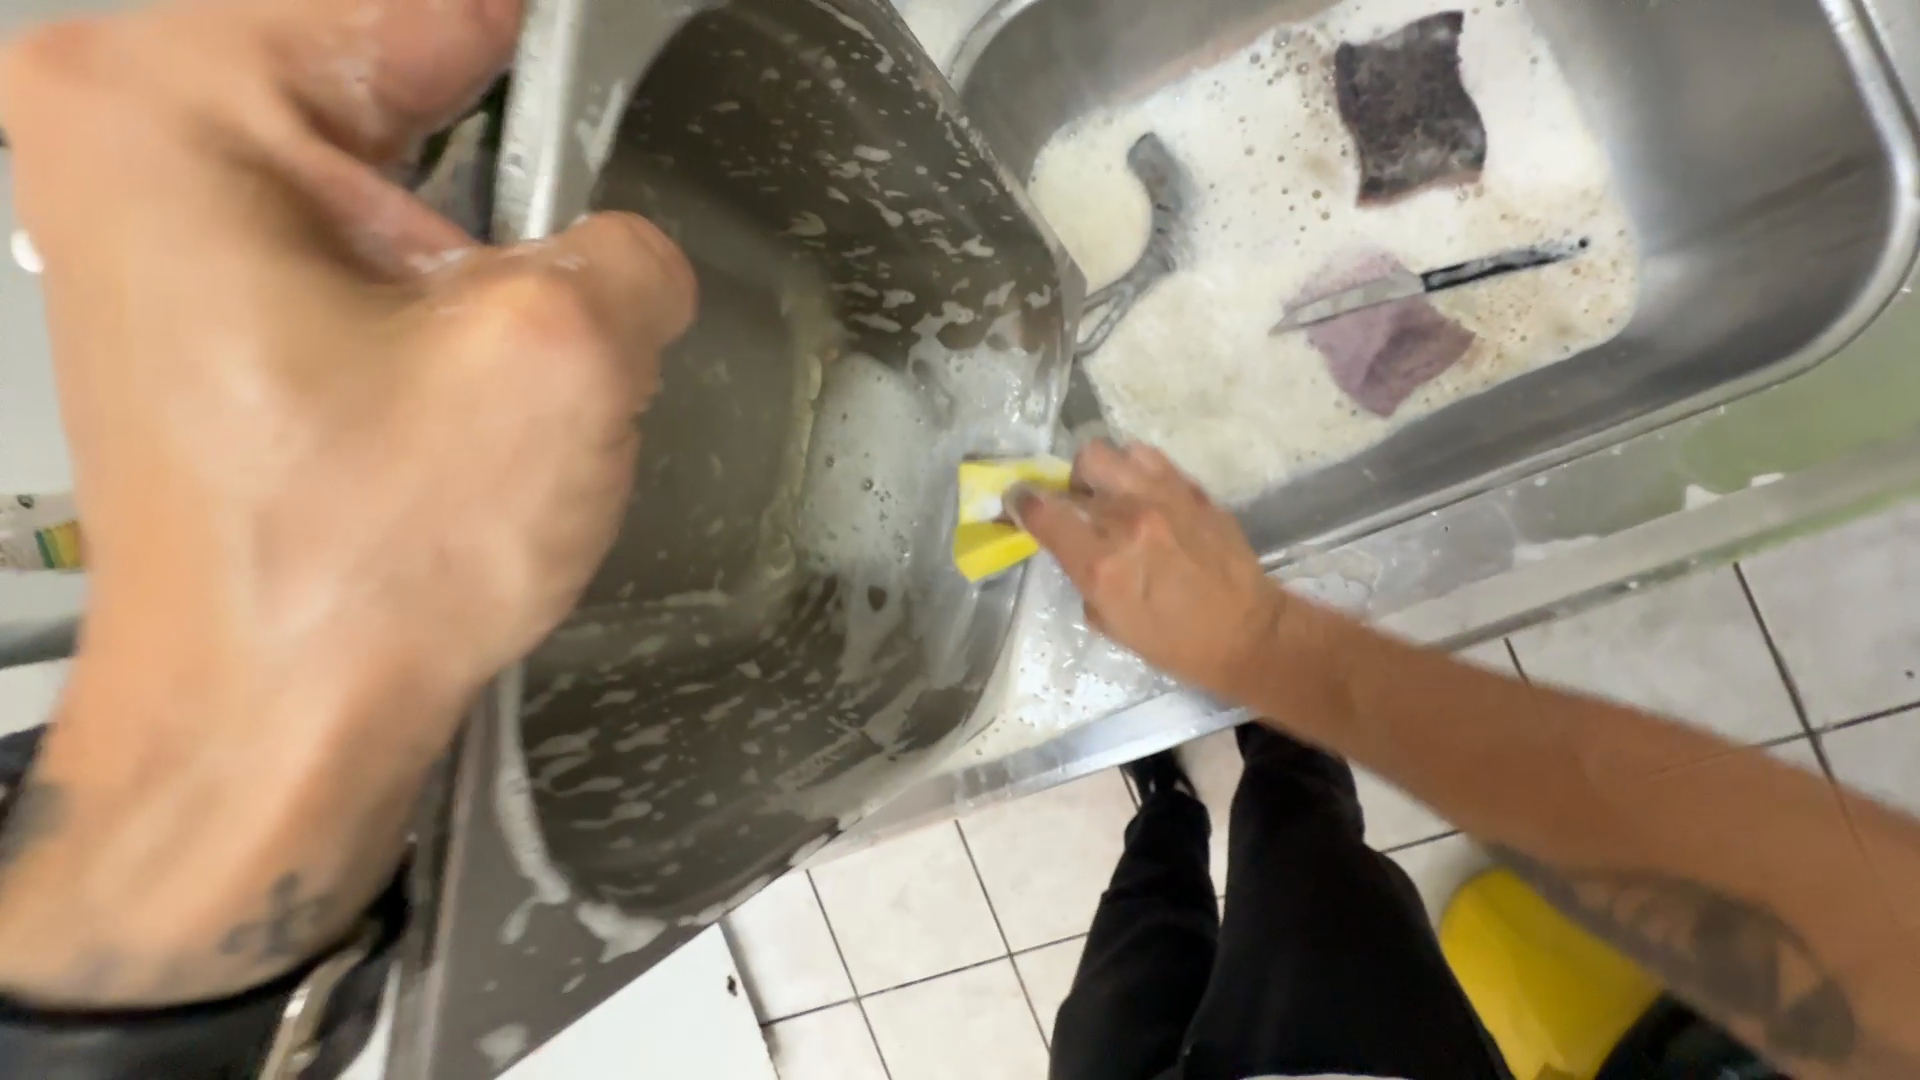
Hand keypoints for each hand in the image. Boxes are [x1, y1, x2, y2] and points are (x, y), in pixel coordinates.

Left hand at [0, 0, 693, 1005]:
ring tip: (544, 377)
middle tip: (594, 302)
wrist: (282, 722)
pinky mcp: (245, 330)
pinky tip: (504, 405)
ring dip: (521, 282)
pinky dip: (482, 323)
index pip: (434, 7)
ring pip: (432, 207)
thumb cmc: (382, 550)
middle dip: (543, 203)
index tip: (648, 89)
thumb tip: (639, 260)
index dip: (569, 63)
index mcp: (188, 104)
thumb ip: (634, 258)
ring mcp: (190, 245)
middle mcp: (155, 149)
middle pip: (430, 109)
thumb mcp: (562, 360)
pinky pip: (405, 277)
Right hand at [1011, 440, 1291, 697]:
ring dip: (1102, 472)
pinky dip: (1135, 469)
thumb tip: (1073, 549)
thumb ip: (1082, 576)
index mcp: (1101, 562)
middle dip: (1068, 485)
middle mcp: (1128, 519)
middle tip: (1078, 505)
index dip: (1020, 502)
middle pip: (1079, 469)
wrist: (1245, 634)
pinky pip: (1149, 458)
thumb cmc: (1172, 642)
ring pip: (1112, 453)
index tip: (1016, 500)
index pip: (1044, 512)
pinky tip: (1142, 492)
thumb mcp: (1109, 622)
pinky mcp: (1192, 491)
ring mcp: (1164, 498)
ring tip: (1112, 494)